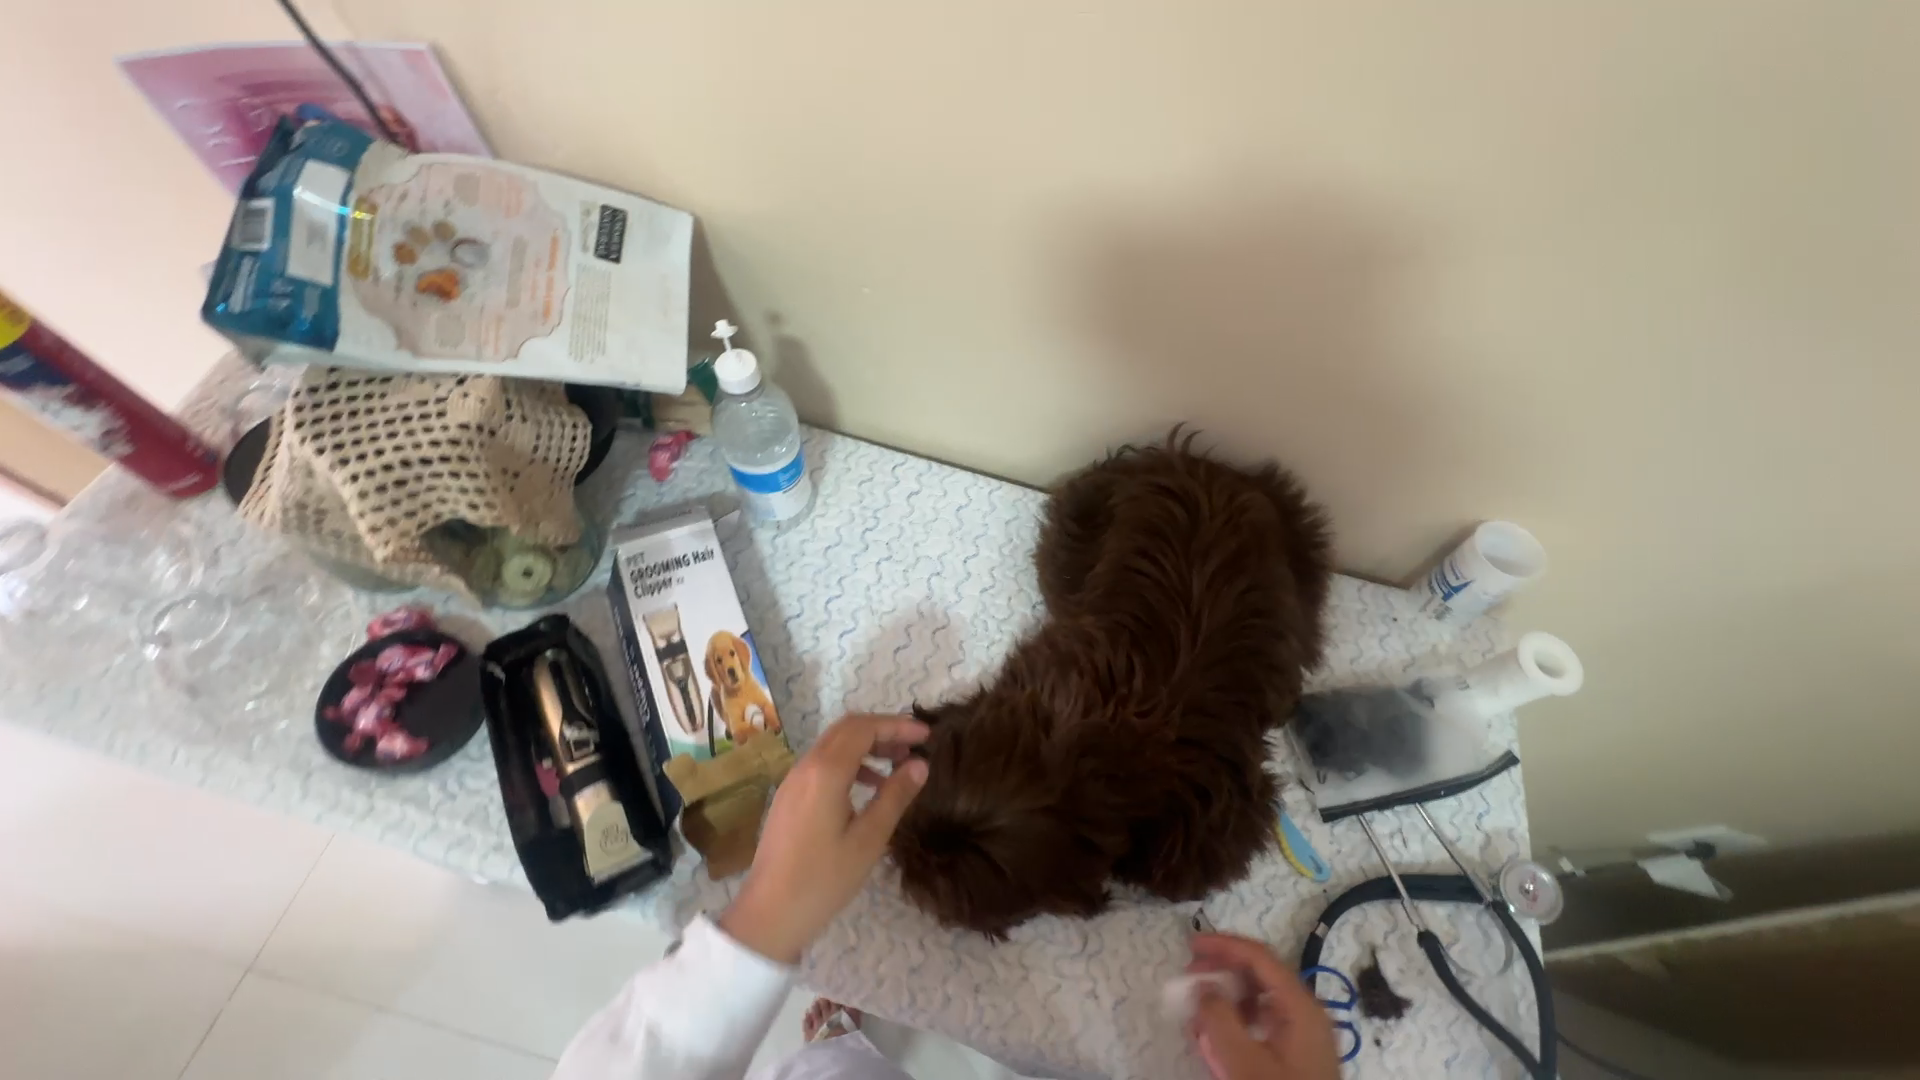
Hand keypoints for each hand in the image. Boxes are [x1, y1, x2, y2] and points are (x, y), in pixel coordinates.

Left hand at [718, 713, 930, 963]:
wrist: (769, 914)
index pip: (865, 728)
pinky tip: (868, 787)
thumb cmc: (824, 879)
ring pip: (834, 744)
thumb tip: (920, 765)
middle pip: (847, 729)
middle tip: (914, 747)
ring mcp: (793, 780)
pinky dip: (850, 762)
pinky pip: (823, 763)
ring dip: (866, 746)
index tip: (927, 736)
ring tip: (897, 766)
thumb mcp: (869, 839)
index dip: (898, 725)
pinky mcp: (789, 796)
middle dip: (883, 730)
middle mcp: (806, 766)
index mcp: (826, 772)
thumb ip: (895, 796)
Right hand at [1186, 933, 1340, 1079]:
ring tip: (1199, 1006)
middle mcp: (1307, 1012)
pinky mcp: (1299, 1055)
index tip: (1189, 945)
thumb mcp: (1241, 1061)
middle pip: (1261, 973)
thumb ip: (1217, 1016)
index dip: (1223, 944)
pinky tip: (1218, 1034)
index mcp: (1300, 1006)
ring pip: (1262, 996)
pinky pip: (1265, 1020)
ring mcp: (1306, 1034)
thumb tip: (1203, 986)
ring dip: (1228, 993)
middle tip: (1190, 974)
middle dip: (1222, 968)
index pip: (1259, 956)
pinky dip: (1239, 1017)